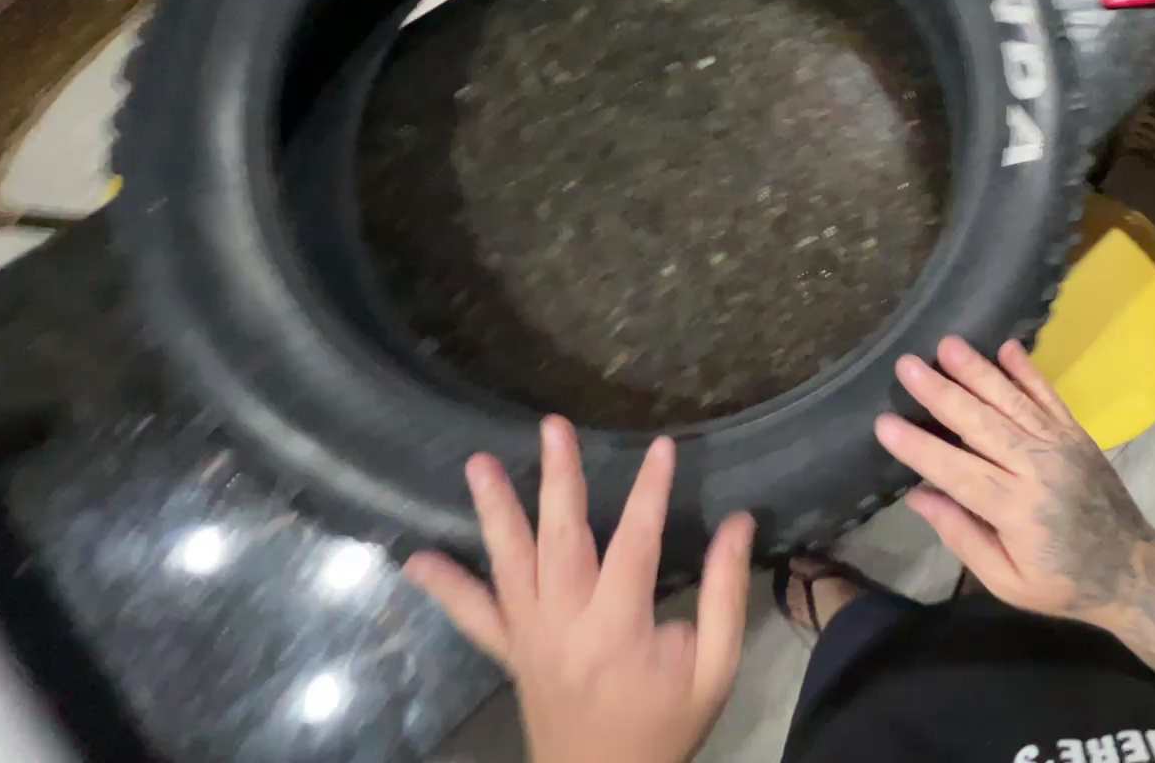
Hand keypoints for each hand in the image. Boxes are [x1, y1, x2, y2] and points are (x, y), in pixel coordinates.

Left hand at [403, 418, 755, 762]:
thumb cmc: (666, 727)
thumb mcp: (715, 667)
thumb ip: (725, 592)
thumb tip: (738, 523)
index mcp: (617, 628)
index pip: (636, 540)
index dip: (651, 490)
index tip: (664, 444)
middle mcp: (563, 625)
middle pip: (559, 538)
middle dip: (558, 477)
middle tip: (553, 427)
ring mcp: (528, 639)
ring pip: (508, 565)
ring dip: (495, 511)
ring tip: (478, 463)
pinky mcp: (512, 654)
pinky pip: (473, 617)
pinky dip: (445, 587)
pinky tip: (416, 560)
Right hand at [875, 336, 1154, 629]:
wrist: (1132, 569)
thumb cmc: (1061, 583)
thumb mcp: (1006, 581)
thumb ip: (962, 536)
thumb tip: (918, 496)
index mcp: (1015, 510)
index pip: (957, 471)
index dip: (919, 447)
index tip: (884, 423)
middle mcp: (1037, 468)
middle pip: (981, 424)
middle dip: (941, 393)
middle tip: (907, 365)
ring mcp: (1059, 445)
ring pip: (1012, 401)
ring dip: (978, 370)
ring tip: (947, 344)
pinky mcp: (1075, 433)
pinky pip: (1048, 396)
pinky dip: (1027, 371)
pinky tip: (1006, 346)